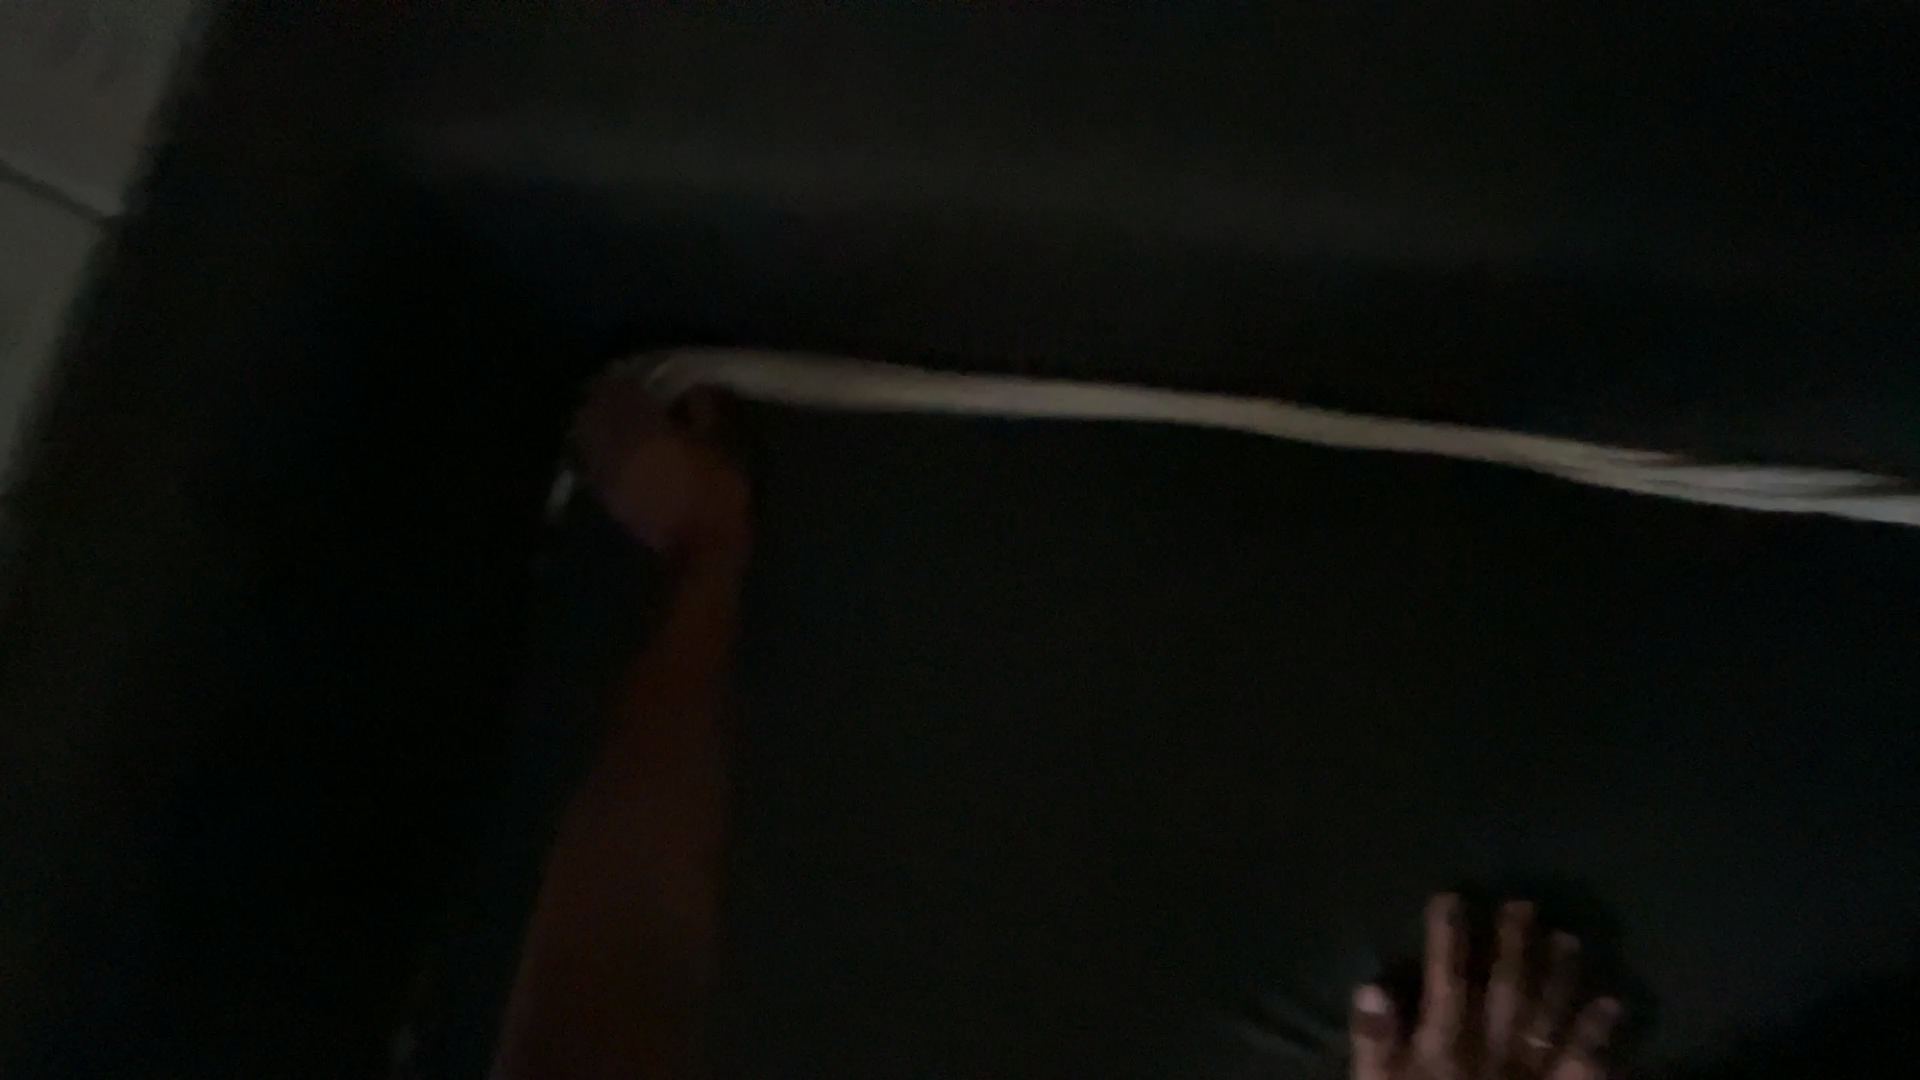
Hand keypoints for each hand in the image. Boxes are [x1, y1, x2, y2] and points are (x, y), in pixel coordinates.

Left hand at [571, 366, 749, 563]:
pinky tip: (612, 442)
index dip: (630, 373)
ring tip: (615, 411)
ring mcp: (603, 468)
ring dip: (596, 416)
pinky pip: (589, 454)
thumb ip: (706, 410)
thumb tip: (694, 385)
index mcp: (643, 427)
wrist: (699, 549)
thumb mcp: (724, 445)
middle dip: (607, 391)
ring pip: (587, 429)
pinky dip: (595, 442)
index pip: (623, 386)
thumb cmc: (717, 494)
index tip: (642, 366)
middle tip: (624, 384)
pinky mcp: (602, 489)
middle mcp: (613, 443)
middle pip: (597, 405)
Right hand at [1352, 895, 1622, 1079]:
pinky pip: (1586, 1067)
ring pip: (1549, 1020)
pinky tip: (1613, 1006)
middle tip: (1523, 905)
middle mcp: (1494, 1056)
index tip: (1451, 896)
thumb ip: (1374, 1044)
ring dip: (1561, 979)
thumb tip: (1371, 986)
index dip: (1448, 937)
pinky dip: (1600, 1036)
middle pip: (1505, 993)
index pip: (1446, 980)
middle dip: (1513, 947)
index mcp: (1445, 1048)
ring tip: (1569, 940)